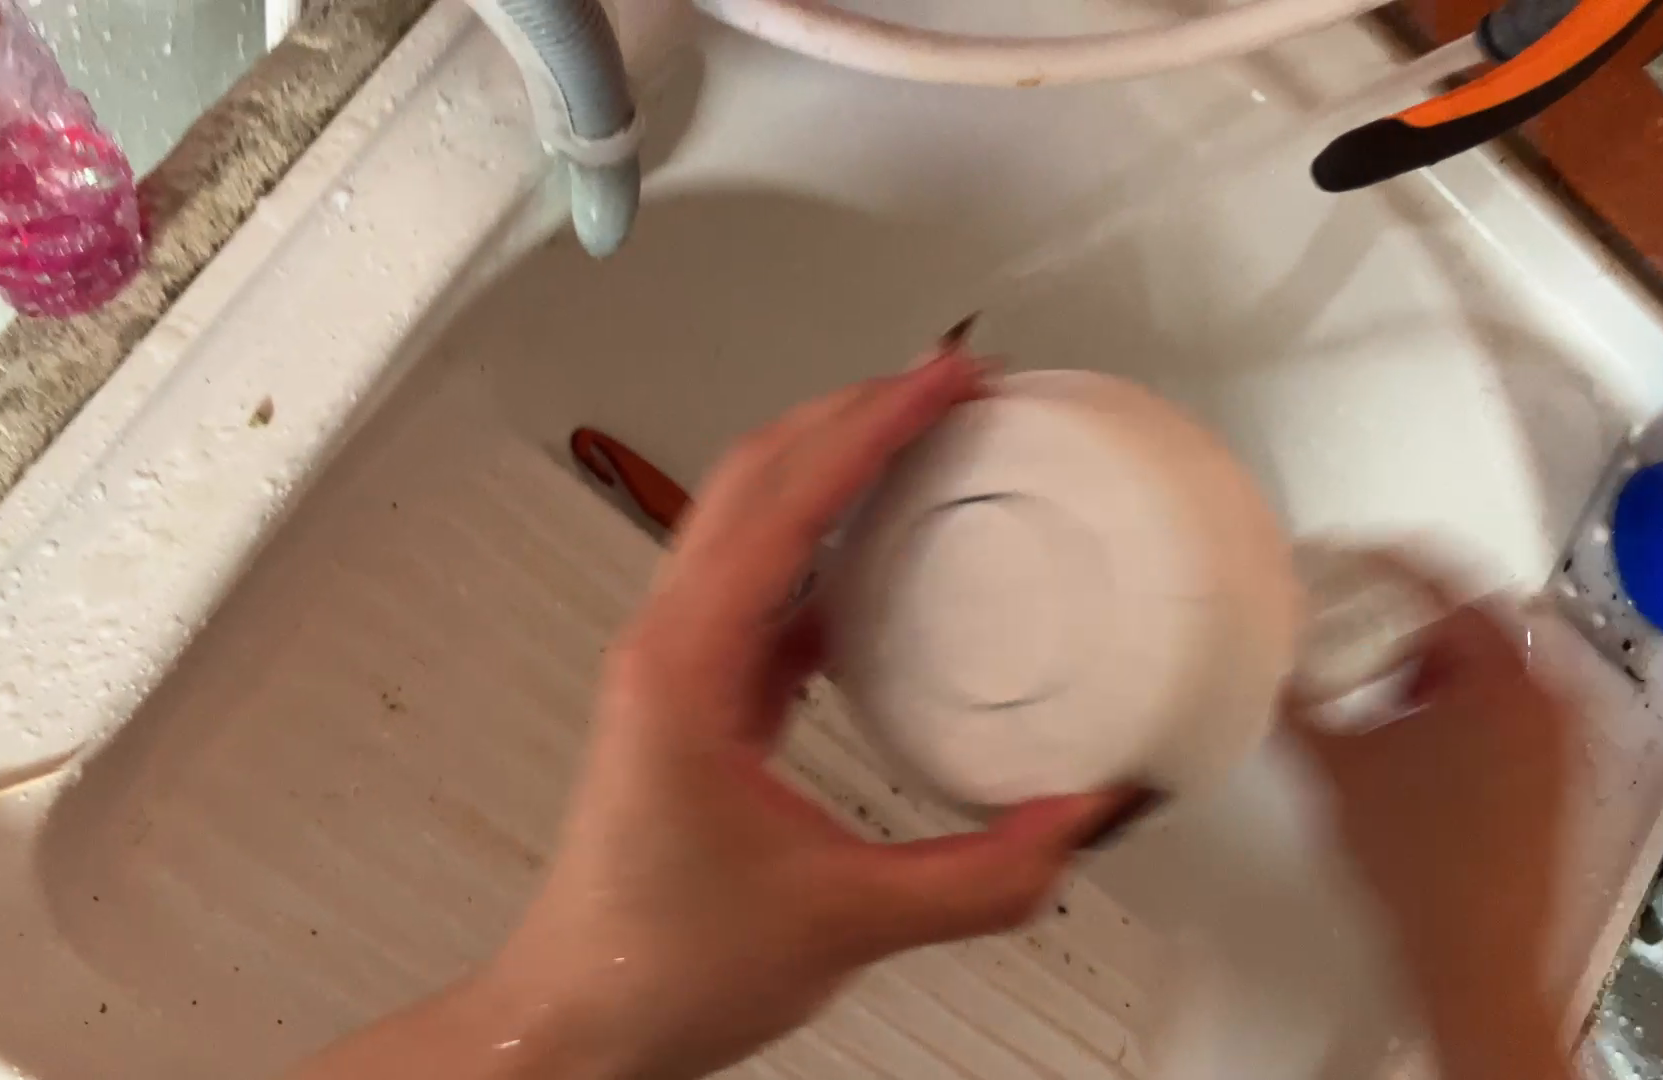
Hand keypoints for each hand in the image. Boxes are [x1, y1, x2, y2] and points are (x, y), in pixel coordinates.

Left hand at [297, 355, 1146, 1079]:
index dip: (870, 428)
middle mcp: (672, 638)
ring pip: (751, 514)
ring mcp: (679, 653)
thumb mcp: (844, 920)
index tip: (941, 382)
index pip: (787, 506)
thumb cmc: (664, 961)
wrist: (584, 1006)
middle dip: (849, 416)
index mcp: (688, 665)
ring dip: (829, 464)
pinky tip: (878, 546)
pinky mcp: (699, 681)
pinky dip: (821, 539)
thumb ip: (983, 876)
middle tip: (942, 389)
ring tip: (914, 438)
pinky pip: (763, 579)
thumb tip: (1078, 819)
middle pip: (756, 479)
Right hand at [1288, 562, 1573, 1078]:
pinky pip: (1496, 698)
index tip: (1337, 550)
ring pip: (1483, 660)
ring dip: (1419, 651)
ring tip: (1362, 666)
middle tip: (1341, 610)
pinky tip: (1395, 716)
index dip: (1381, 558)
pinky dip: (1443, 688)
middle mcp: (1548, 702)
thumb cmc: (1418, 857)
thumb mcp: (1332, 760)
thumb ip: (1288, 699)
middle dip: (1397, 610)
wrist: (1471, 947)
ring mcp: (1558, 739)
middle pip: (1469, 617)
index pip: (1445, 582)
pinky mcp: (1551, 769)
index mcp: (1503, 684)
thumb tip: (1251, 660)